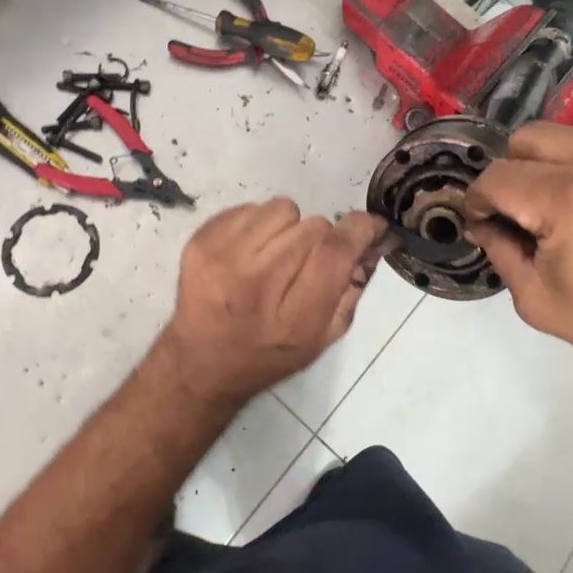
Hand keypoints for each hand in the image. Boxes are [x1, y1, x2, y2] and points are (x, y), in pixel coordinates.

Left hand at [153, 199, 395, 406]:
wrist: (201, 364)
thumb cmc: (270, 354)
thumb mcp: (323, 338)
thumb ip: (352, 288)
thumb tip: (373, 241)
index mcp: (293, 318)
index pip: (335, 251)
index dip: (360, 230)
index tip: (370, 227)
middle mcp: (256, 284)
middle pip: (314, 227)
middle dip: (321, 239)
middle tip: (307, 263)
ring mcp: (222, 259)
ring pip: (283, 208)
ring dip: (289, 227)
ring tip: (276, 254)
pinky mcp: (200, 242)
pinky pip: (251, 207)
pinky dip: (258, 224)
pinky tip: (250, 252)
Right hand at [461, 123, 572, 398]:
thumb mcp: (540, 300)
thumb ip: (500, 250)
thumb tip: (486, 220)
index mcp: (571, 197)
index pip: (498, 176)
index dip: (478, 200)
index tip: (481, 221)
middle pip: (527, 138)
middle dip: (511, 173)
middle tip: (519, 214)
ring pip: (565, 136)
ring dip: (549, 167)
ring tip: (563, 212)